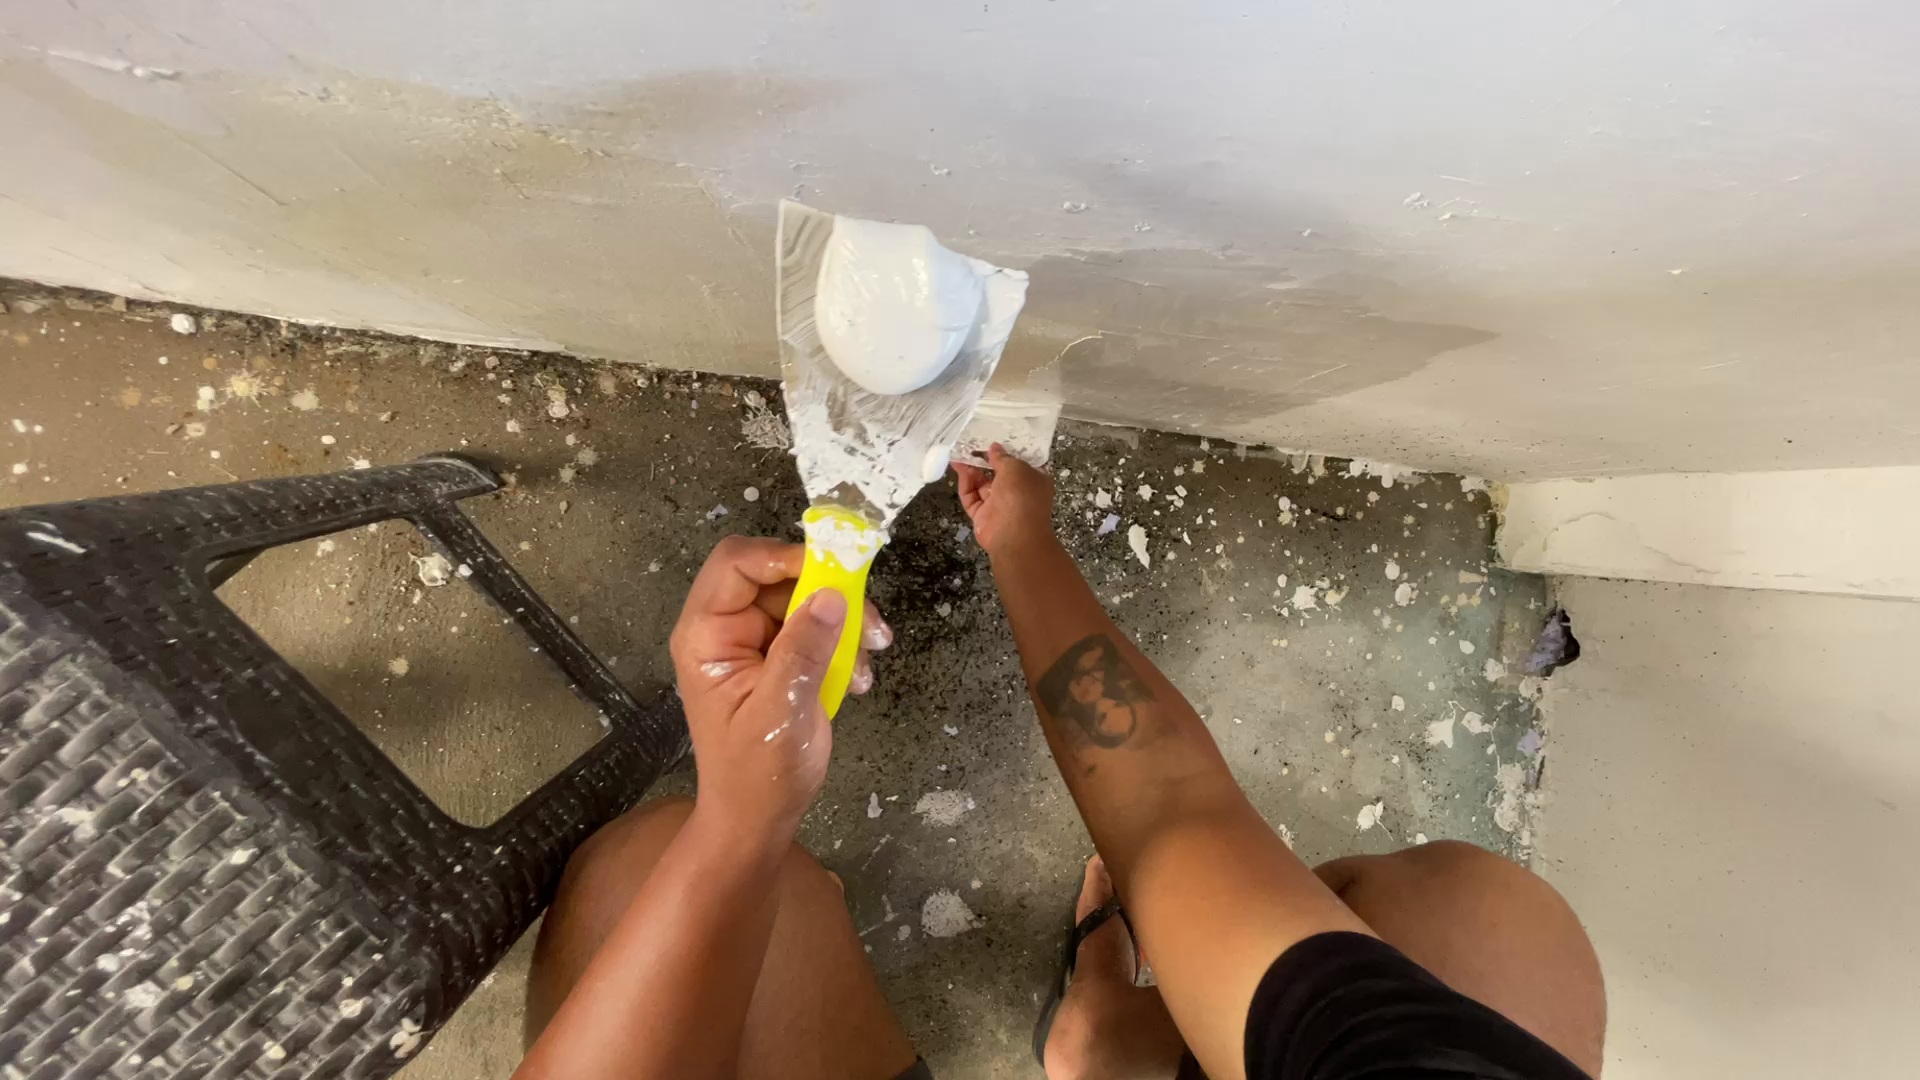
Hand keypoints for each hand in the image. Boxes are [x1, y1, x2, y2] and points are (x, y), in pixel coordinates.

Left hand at [669, 537, 892, 842]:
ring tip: (873, 652)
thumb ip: (804, 651)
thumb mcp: (782, 712)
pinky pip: (816, 626)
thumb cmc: (758, 774)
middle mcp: (727, 628)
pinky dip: (845, 643)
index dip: (783, 556)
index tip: (836, 571)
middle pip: (778, 577)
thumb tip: (834, 594)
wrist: (759, 820)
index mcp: (707, 636)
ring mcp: (755, 642)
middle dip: (827, 592)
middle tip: (869, 622)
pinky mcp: (781, 656)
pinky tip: (861, 677)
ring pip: (804, 598)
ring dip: (844, 620)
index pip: (736, 564)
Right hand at [952, 443, 1058, 559]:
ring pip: (982, 484)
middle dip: (985, 460)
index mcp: (1034, 480)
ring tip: (959, 453)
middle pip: (999, 473)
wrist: (1014, 535)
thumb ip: (1002, 457)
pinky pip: (972, 496)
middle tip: (971, 444)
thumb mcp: (1015, 468)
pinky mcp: (983, 515)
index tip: (994, 439)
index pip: (1021, 463)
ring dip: (972, 469)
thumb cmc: (1022, 495)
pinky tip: (958, 467)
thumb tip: (994, 448)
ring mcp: (999, 505)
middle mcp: (1018, 492)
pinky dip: (965, 483)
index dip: (1008, 451)